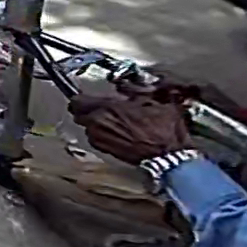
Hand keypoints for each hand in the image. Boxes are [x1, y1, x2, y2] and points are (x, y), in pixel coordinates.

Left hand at [68, 92, 190, 164]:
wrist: (168, 155)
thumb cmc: (163, 129)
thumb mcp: (153, 103)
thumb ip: (133, 94)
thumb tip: (125, 90)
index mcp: (105, 108)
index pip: (77, 99)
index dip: (82, 98)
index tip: (88, 98)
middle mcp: (95, 122)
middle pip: (77, 113)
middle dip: (86, 110)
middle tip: (99, 110)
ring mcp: (96, 136)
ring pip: (85, 125)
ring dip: (93, 123)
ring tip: (111, 122)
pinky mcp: (101, 148)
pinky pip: (93, 137)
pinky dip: (100, 134)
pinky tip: (115, 134)